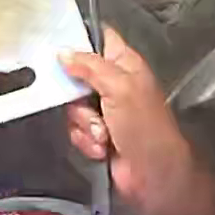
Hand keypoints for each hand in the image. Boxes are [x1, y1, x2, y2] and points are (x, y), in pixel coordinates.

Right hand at [61, 27, 214, 214]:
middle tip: (88, 104)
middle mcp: (112, 81)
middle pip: (76, 73)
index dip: (80, 36)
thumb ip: (89, 66)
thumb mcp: (119, 87)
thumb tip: (62, 53)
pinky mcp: (96, 133)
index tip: (59, 42)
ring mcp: (104, 108)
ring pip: (73, 104)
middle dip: (77, 94)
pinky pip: (75, 127)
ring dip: (84, 122)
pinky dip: (85, 139)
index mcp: (123, 62)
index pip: (98, 36)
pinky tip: (102, 148)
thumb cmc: (145, 126)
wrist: (155, 178)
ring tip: (103, 134)